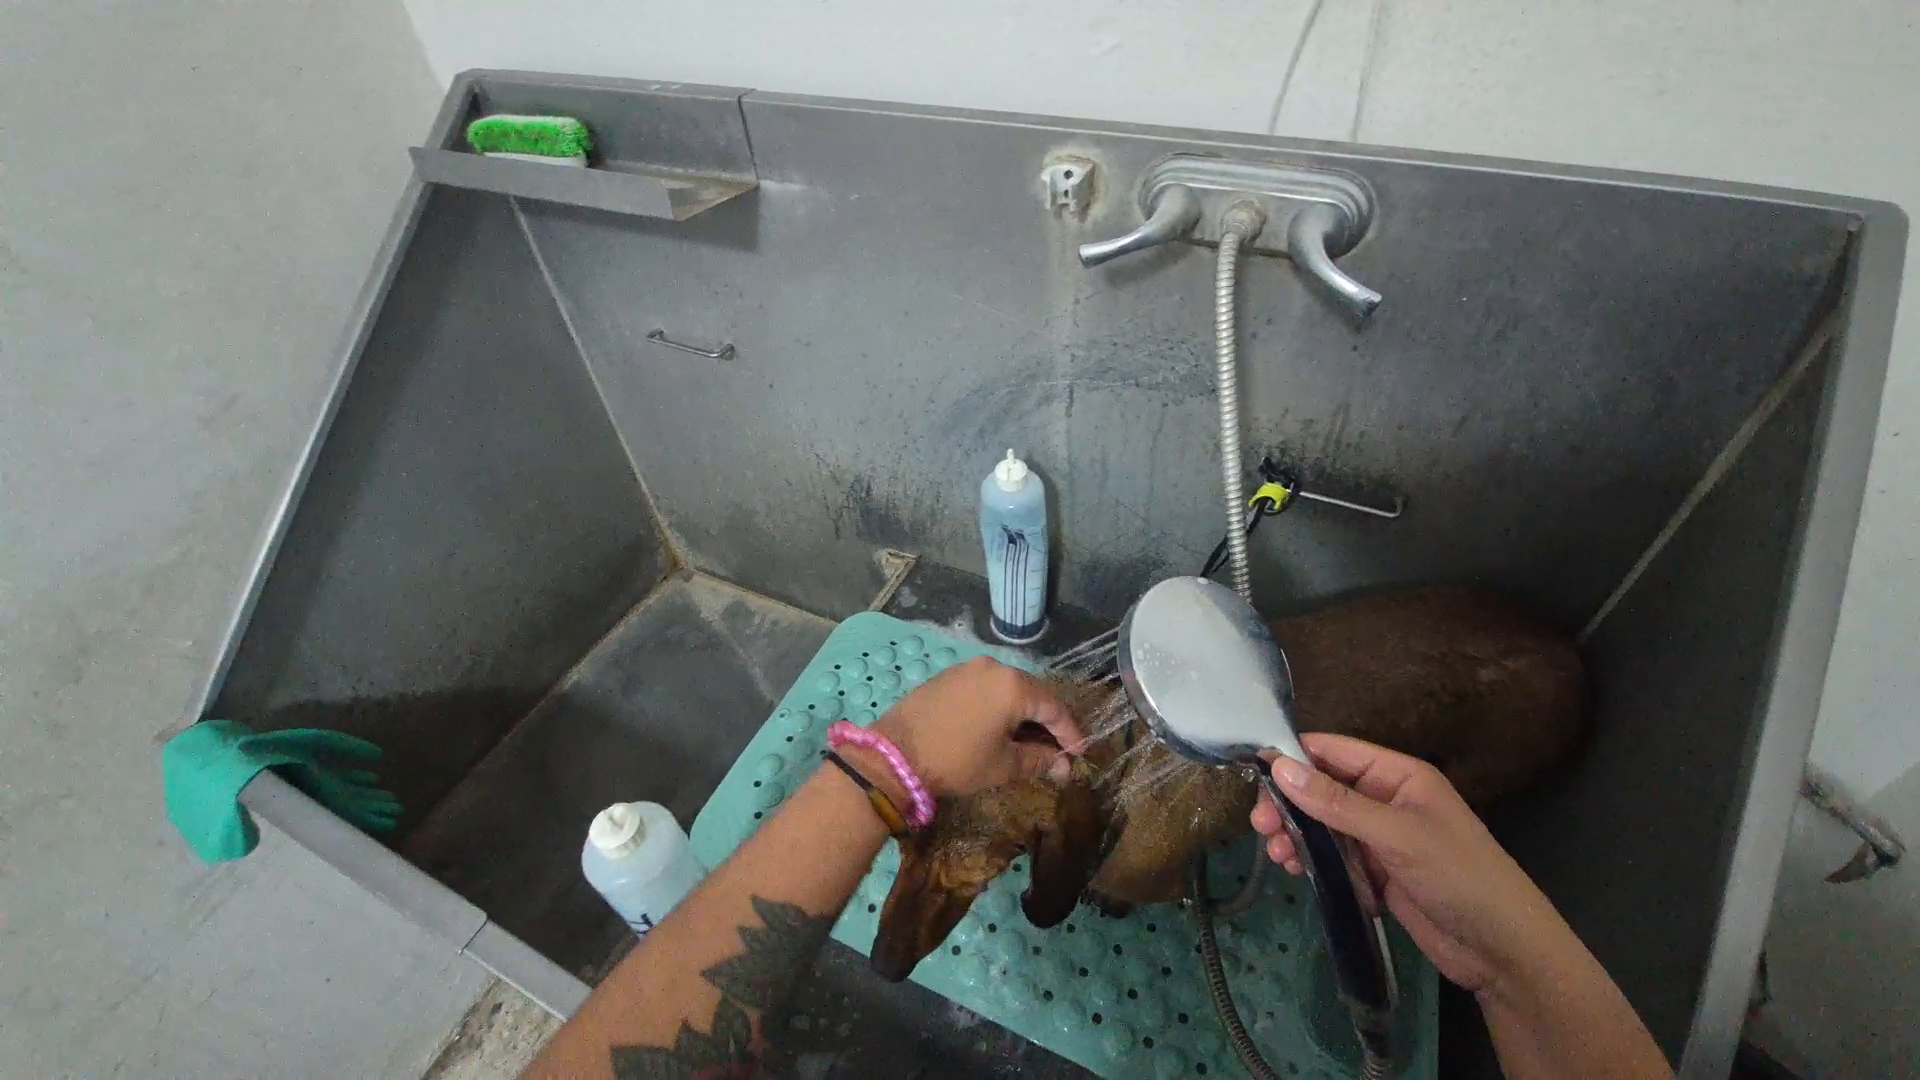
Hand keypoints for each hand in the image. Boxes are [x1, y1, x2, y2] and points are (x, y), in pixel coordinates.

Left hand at [870, 657, 1083, 797]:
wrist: (894, 755)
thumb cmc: (956, 760)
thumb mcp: (1003, 766)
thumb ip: (1039, 760)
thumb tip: (1063, 765)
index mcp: (1013, 685)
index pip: (1054, 708)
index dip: (1070, 733)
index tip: (1080, 754)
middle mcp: (993, 667)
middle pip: (1033, 694)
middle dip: (1047, 723)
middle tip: (1057, 750)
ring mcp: (968, 668)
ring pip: (1008, 690)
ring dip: (1022, 715)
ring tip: (1029, 743)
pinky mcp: (948, 676)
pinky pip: (985, 688)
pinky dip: (999, 707)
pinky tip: (999, 728)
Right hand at [1252, 734, 1566, 993]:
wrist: (1505, 955)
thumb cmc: (1459, 877)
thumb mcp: (1396, 835)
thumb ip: (1335, 802)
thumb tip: (1278, 765)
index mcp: (1396, 775)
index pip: (1332, 751)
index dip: (1291, 757)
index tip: (1253, 773)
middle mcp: (1383, 798)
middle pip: (1319, 787)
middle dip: (1288, 803)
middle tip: (1259, 825)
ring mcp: (1378, 836)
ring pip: (1320, 823)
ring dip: (1294, 834)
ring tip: (1277, 854)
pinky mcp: (1373, 871)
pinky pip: (1330, 855)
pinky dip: (1310, 859)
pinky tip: (1295, 870)